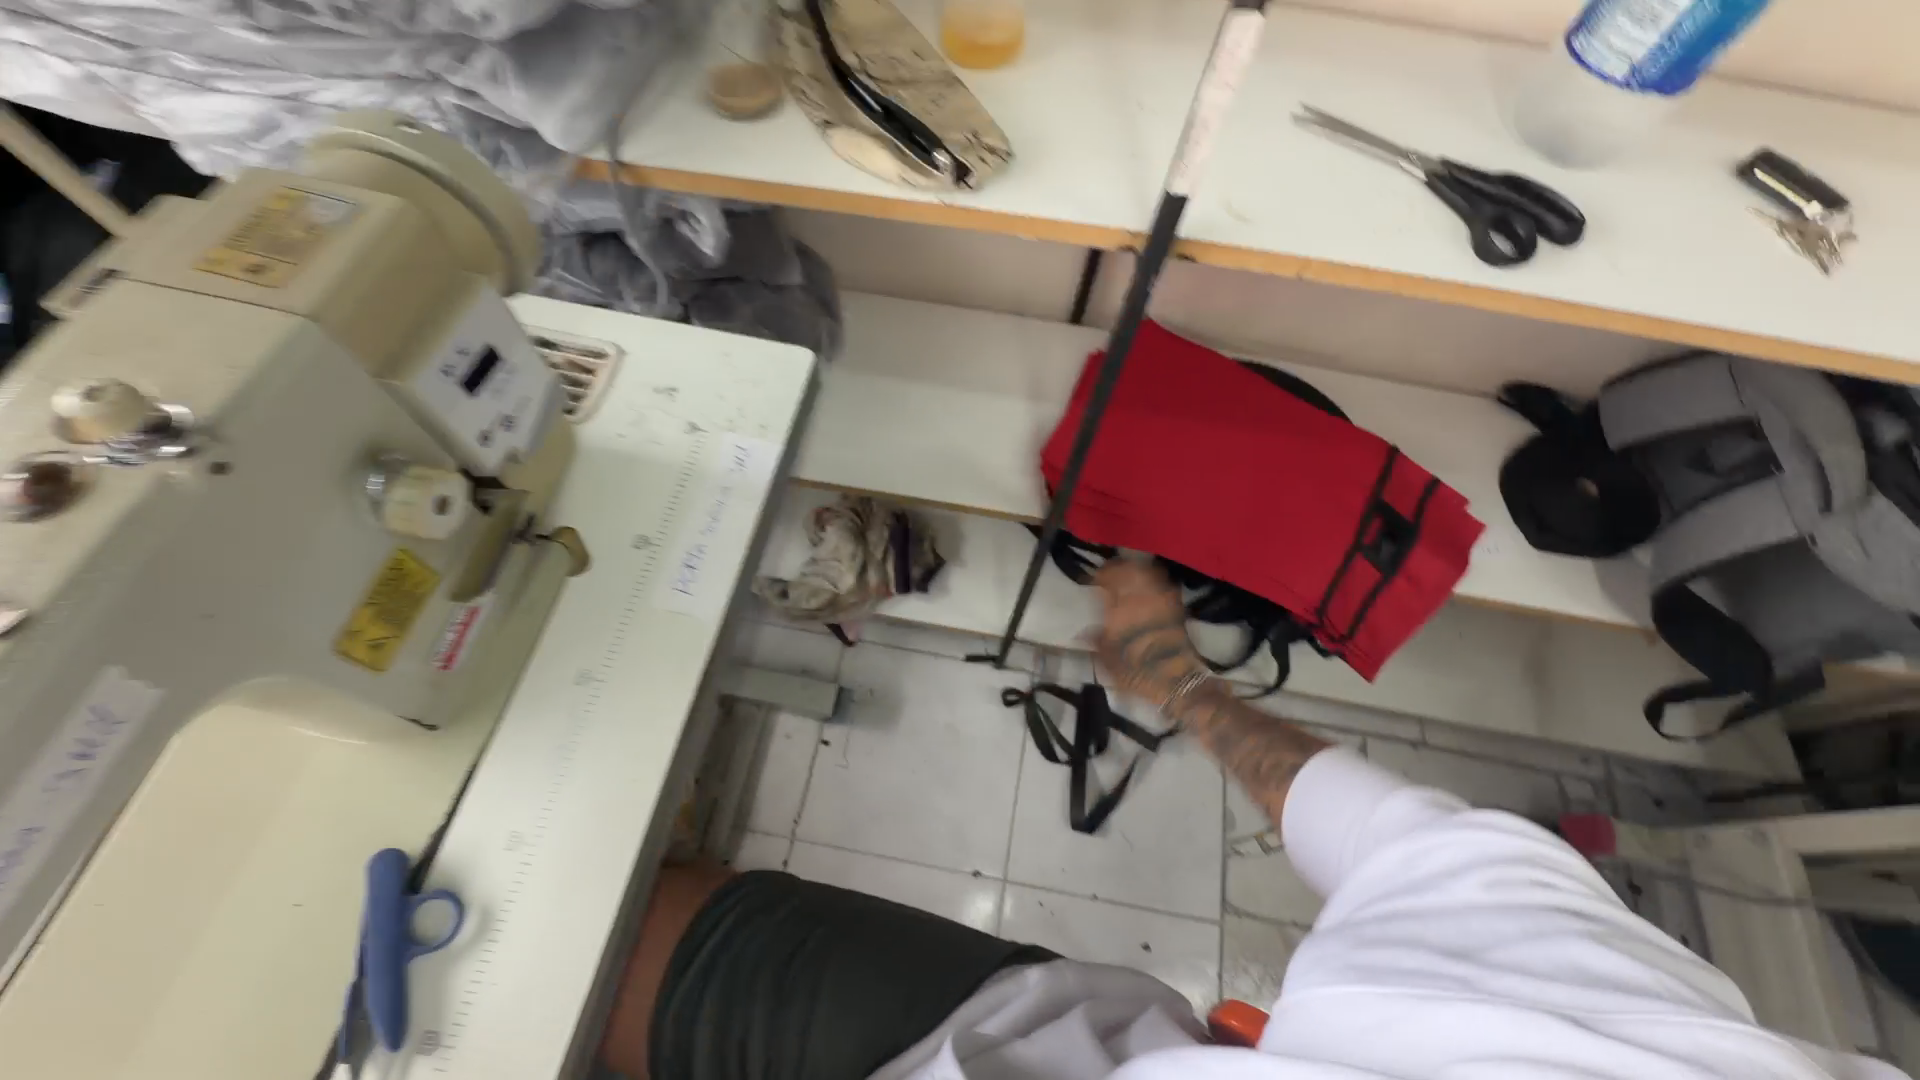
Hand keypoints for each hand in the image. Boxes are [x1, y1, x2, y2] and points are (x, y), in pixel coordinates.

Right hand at [1092, 559, 1205, 705]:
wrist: (1176, 681)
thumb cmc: (1137, 671)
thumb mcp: (1107, 659)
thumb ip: (1094, 640)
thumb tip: (1081, 633)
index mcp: (1121, 607)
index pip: (1109, 578)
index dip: (1101, 575)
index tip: (1093, 579)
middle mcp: (1142, 597)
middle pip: (1131, 570)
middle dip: (1119, 569)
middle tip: (1111, 574)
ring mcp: (1162, 600)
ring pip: (1149, 574)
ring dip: (1137, 573)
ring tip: (1129, 579)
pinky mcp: (1177, 609)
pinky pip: (1164, 586)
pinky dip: (1154, 585)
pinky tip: (1149, 593)